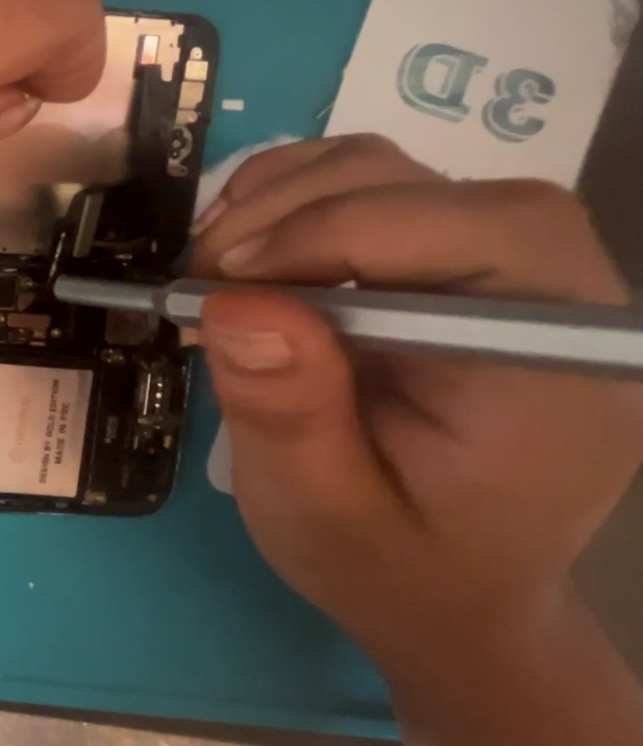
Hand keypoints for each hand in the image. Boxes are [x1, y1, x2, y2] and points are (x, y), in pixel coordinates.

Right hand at [189, 135, 642, 690]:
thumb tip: (234, 302)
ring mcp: (485, 273)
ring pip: (379, 169)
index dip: (348, 230)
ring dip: (272, 200)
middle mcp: (541, 300)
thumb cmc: (389, 562)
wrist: (434, 582)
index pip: (490, 234)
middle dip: (288, 215)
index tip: (229, 277)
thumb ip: (290, 414)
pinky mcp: (429, 262)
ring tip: (206, 267)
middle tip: (197, 278)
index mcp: (554, 369)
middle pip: (425, 185)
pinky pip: (353, 185)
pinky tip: (235, 252)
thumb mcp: (323, 512)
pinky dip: (276, 198)